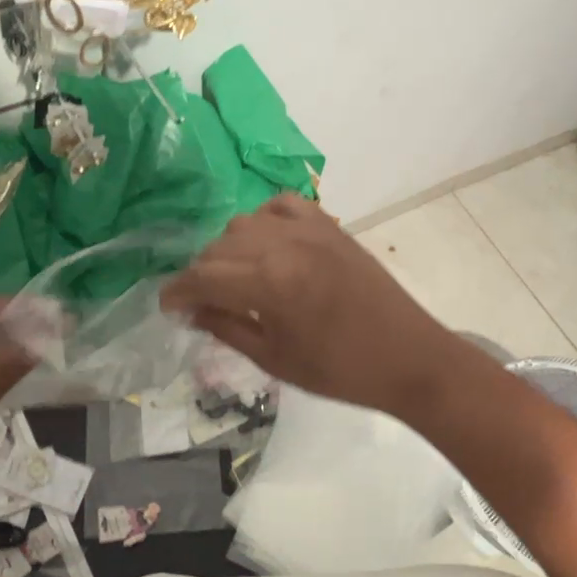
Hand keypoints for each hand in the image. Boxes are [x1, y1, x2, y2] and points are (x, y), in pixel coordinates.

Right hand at [161, 193, 480, 411]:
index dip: (178, 292)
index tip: (167, 307)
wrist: (409, 357)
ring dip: (228, 248)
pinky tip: (265, 245)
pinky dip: (263, 219)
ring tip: (232, 278)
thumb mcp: (275, 359)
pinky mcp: (331, 226)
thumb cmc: (340, 371)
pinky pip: (282, 204)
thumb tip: (191, 310)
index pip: (203, 276)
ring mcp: (310, 229)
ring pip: (245, 222)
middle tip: (199, 303)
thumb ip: (227, 329)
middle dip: (200, 274)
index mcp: (269, 282)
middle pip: (219, 247)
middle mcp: (285, 243)